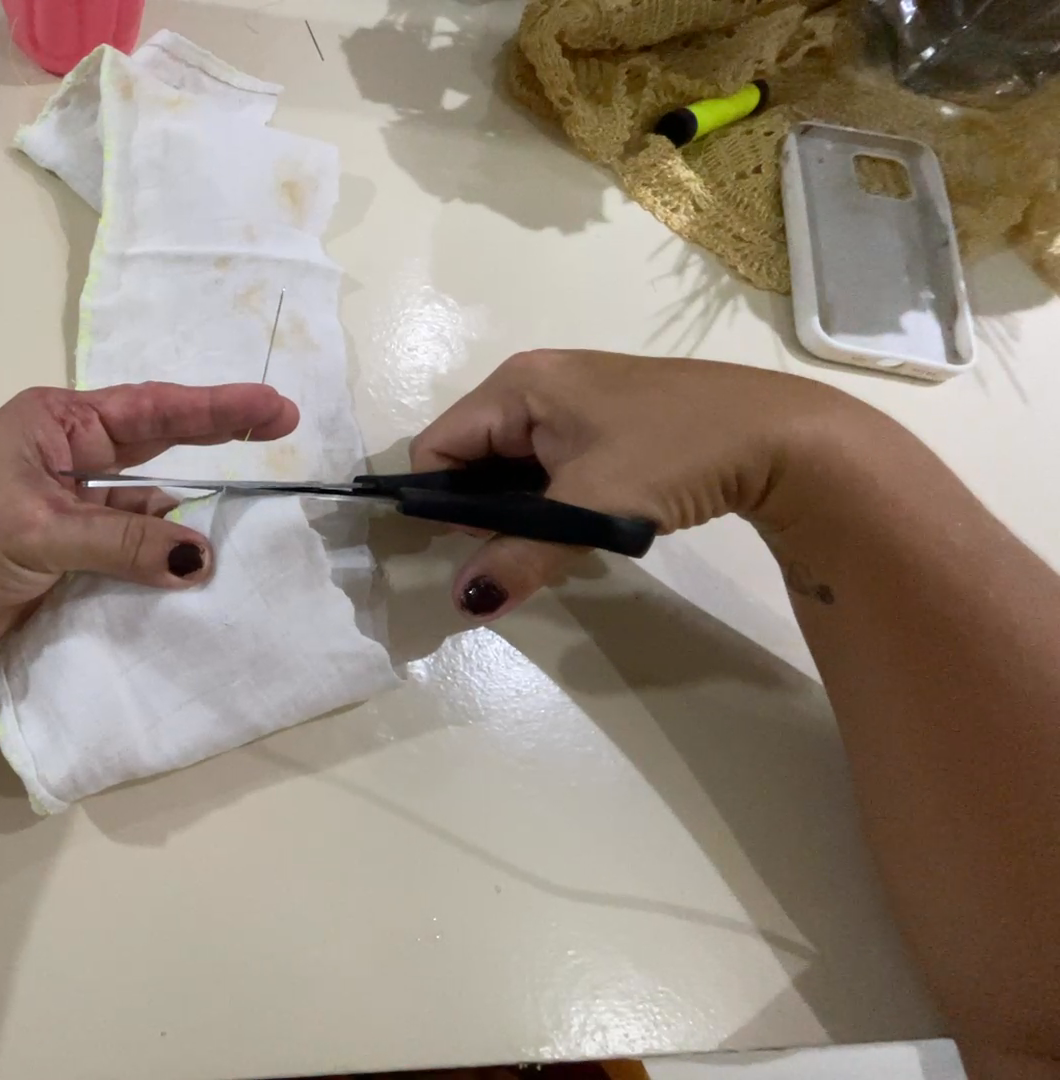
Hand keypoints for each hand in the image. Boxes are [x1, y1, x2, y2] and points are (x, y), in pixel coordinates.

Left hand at [0, 382, 298, 651]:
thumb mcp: (42, 531)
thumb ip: (123, 542)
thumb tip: (201, 559)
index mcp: (54, 423)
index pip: (148, 409)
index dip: (214, 408)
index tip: (272, 407)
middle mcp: (67, 453)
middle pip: (156, 440)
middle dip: (215, 434)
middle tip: (282, 425)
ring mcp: (72, 501)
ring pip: (145, 498)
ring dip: (185, 510)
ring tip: (243, 512)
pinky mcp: (73, 545)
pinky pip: (131, 539)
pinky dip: (160, 549)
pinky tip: (193, 557)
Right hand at [409, 349, 869, 619]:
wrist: (795, 440)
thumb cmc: (680, 454)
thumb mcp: (591, 509)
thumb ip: (517, 556)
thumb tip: (463, 604)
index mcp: (516, 385)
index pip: (436, 448)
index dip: (444, 500)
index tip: (484, 538)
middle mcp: (531, 381)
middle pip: (466, 455)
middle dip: (483, 506)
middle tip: (528, 538)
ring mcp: (566, 395)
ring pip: (503, 462)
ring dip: (517, 504)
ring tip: (562, 526)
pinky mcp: (596, 415)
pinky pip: (538, 459)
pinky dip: (546, 493)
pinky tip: (583, 509)